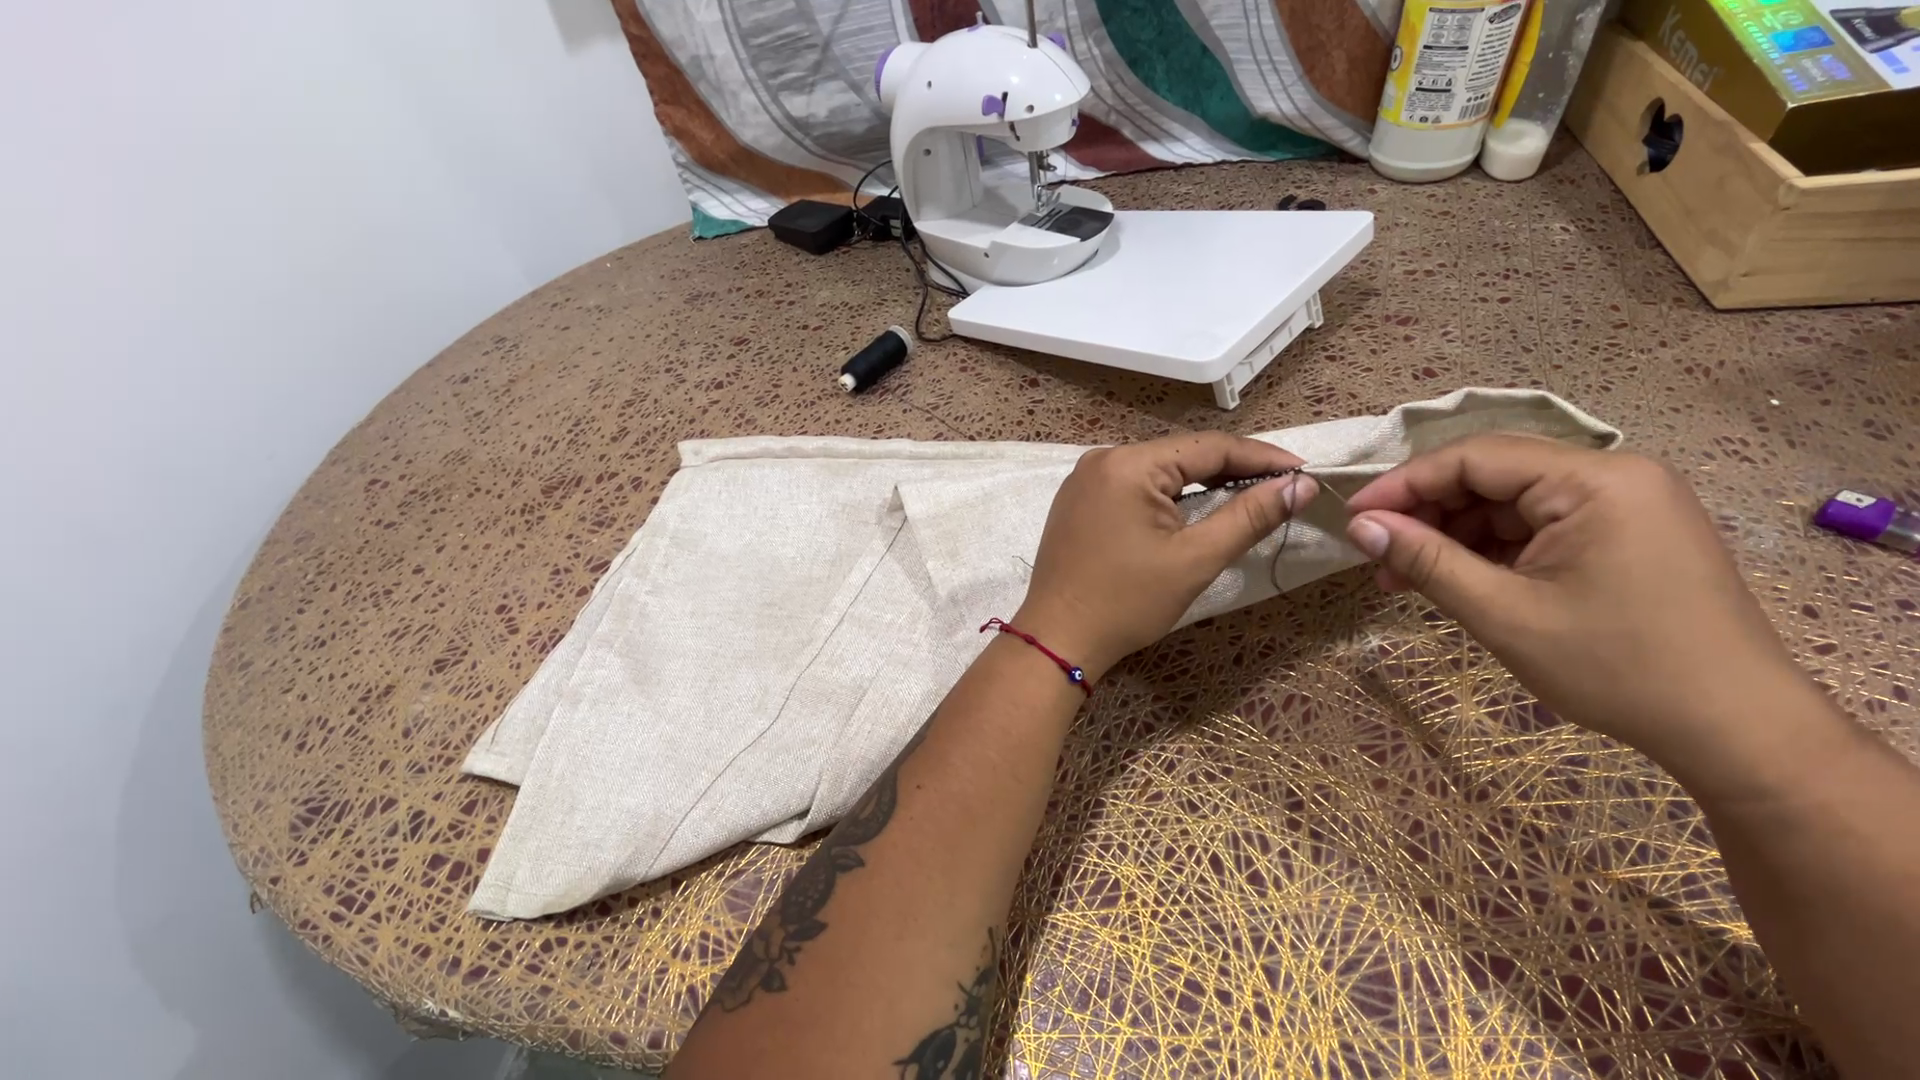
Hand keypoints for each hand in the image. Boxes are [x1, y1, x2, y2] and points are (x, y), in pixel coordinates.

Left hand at [1015, 433, 1315, 681]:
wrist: (1058, 639)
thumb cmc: (1127, 602)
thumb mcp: (1196, 559)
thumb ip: (1249, 516)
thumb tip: (1299, 485)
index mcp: (1129, 464)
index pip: (1210, 446)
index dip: (1262, 457)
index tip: (1304, 471)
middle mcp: (1103, 459)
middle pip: (1183, 454)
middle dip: (1235, 469)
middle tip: (1283, 486)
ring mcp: (1085, 479)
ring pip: (1160, 470)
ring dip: (1203, 482)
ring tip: (1250, 495)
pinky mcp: (1079, 501)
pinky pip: (1135, 485)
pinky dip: (1170, 495)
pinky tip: (1197, 508)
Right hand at [1342, 434, 1825, 777]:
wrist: (1735, 728)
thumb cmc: (1616, 667)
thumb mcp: (1504, 613)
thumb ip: (1426, 561)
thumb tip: (1360, 527)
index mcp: (1595, 479)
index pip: (1475, 457)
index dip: (1404, 483)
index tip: (1352, 517)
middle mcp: (1614, 476)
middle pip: (1493, 475)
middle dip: (1428, 513)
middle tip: (1375, 554)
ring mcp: (1626, 504)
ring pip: (1512, 503)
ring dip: (1455, 536)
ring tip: (1405, 578)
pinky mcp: (1627, 535)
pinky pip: (1541, 526)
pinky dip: (1493, 550)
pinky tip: (1457, 580)